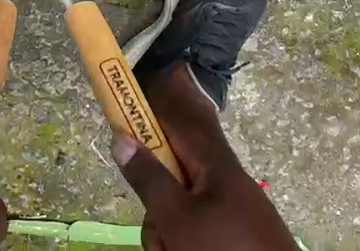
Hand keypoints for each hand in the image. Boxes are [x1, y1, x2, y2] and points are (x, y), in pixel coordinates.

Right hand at [112, 67, 296, 250]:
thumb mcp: (176, 217)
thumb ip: (147, 177)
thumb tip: (121, 137)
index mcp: (218, 166)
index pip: (176, 125)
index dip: (146, 121)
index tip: (121, 130)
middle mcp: (228, 184)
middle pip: (176, 176)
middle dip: (157, 203)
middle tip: (158, 230)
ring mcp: (235, 214)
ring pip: (185, 209)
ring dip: (170, 231)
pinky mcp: (238, 240)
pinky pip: (201, 230)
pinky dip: (187, 243)